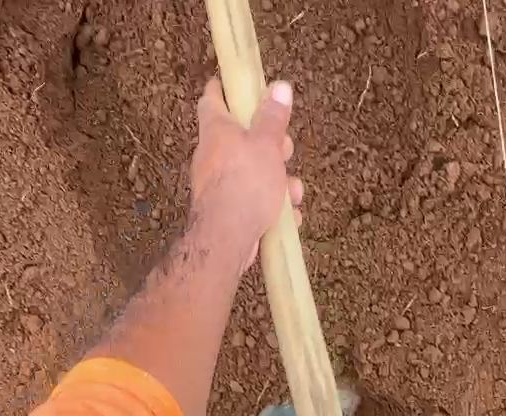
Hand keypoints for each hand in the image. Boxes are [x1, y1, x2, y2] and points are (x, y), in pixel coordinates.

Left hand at [190, 77, 305, 263]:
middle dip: (270, 144)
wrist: (227, 238)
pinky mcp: (227, 215)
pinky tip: (289, 218)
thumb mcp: (267, 144)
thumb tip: (280, 86)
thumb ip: (274, 118)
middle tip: (286, 150)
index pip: (212, 99)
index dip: (225, 89)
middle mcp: (212, 157)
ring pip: (252, 175)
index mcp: (217, 131)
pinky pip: (252, 204)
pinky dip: (272, 209)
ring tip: (294, 193)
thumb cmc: (245, 183)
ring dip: (278, 182)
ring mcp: (217, 188)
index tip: (238, 85)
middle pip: (241, 140)